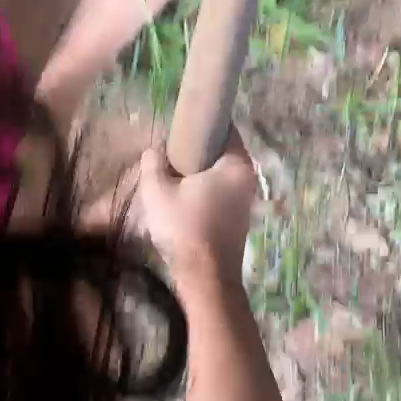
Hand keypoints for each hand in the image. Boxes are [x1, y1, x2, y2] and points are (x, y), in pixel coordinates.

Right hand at [135, 135, 257, 290]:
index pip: (224, 126)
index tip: (179, 124)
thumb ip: (153, 162)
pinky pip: (221, 188)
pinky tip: (183, 195)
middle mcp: (248, 176)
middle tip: (169, 150)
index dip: (201, 120)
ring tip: (172, 173)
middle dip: (196, 147)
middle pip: (220, 149)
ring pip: (220, 170)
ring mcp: (246, 198)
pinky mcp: (240, 215)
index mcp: (237, 163)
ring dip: (199, 169)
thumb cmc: (185, 229)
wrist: (205, 280)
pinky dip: (204, 186)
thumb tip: (156, 150)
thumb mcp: (157, 190)